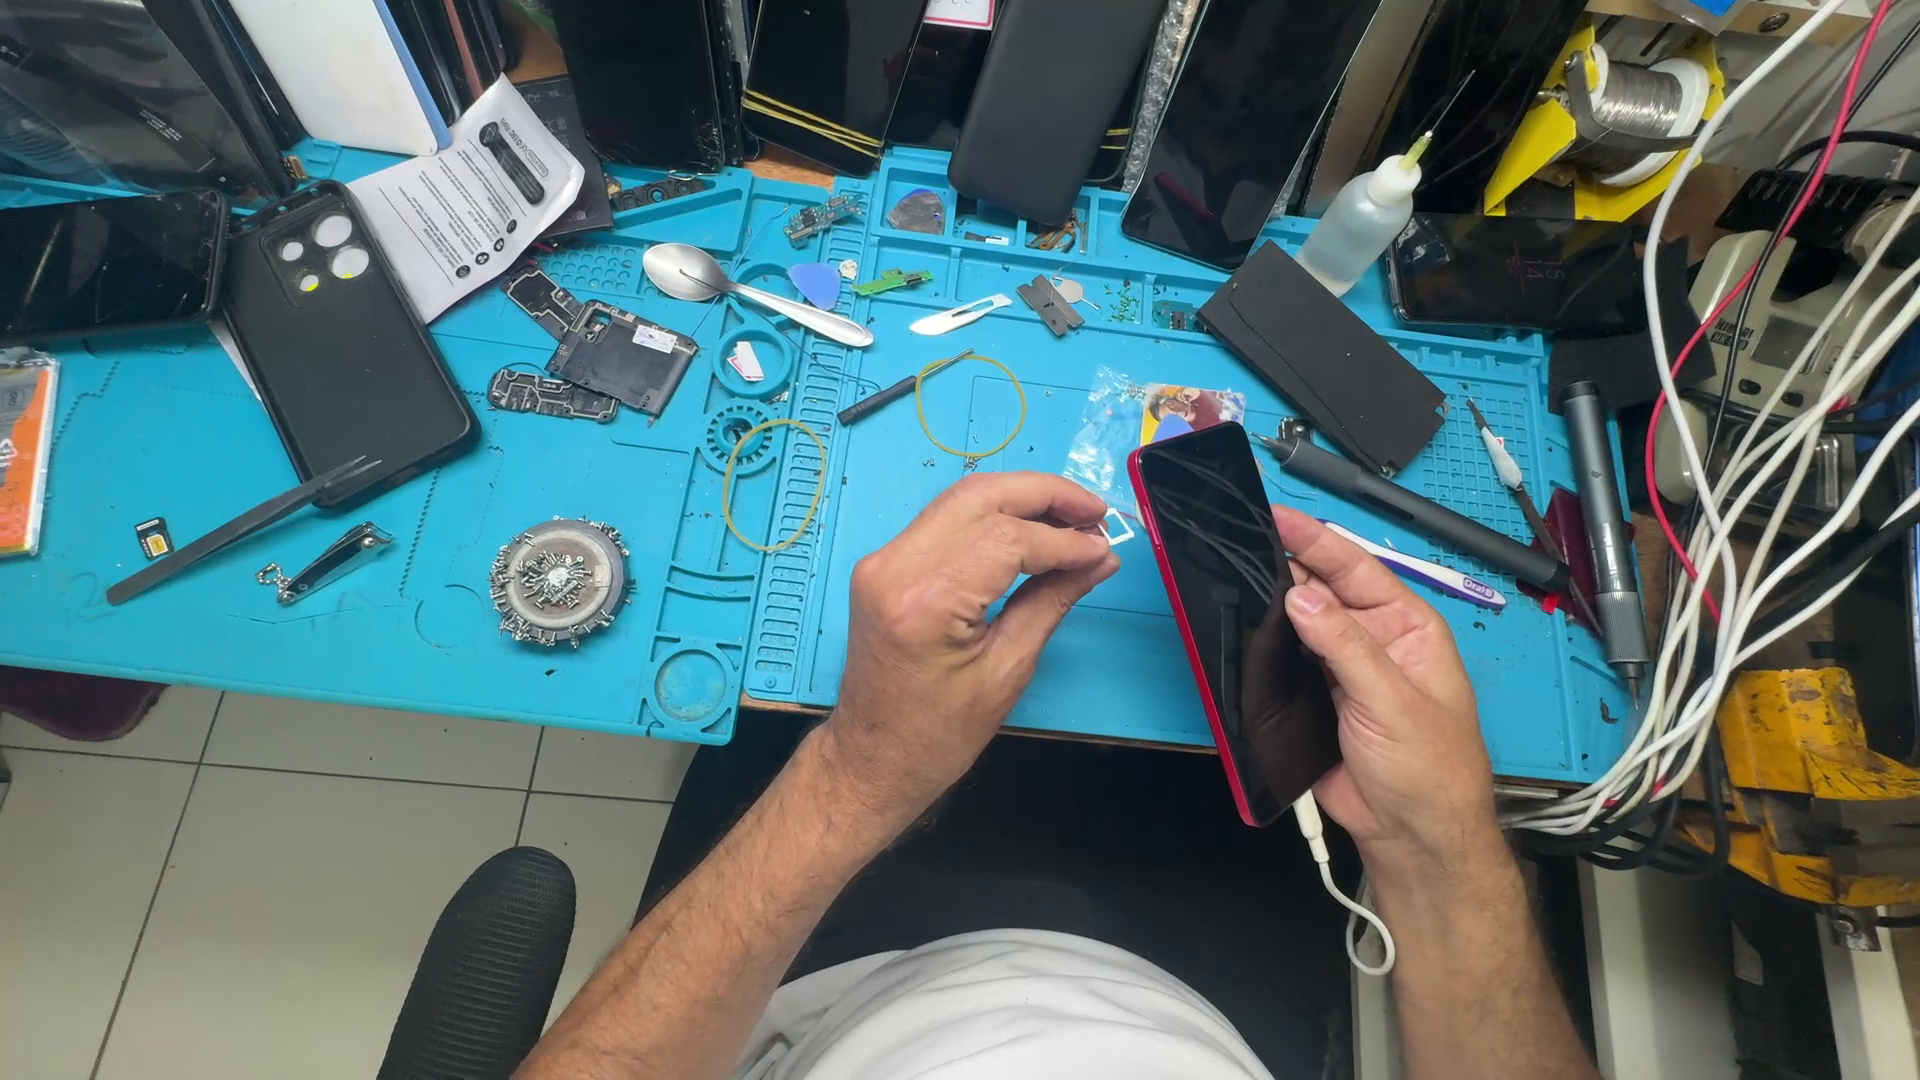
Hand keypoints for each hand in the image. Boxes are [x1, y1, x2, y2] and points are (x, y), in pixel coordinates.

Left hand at [824, 473, 1119, 824]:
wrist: (872, 758)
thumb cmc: (938, 735)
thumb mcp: (1007, 671)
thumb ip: (1052, 601)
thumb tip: (1099, 558)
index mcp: (925, 601)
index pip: (1007, 538)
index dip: (1063, 539)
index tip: (1104, 547)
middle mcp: (895, 566)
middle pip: (980, 495)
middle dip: (1046, 493)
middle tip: (1097, 511)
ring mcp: (883, 560)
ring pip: (962, 498)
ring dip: (1022, 497)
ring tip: (1074, 515)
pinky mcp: (884, 564)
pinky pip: (946, 520)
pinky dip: (993, 515)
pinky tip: (1031, 528)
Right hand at [1272, 506, 1500, 877]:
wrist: (1407, 832)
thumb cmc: (1428, 767)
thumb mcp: (1392, 701)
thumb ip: (1346, 647)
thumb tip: (1300, 595)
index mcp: (1406, 627)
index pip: (1357, 570)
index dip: (1318, 541)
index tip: (1278, 517)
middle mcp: (1371, 637)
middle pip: (1323, 588)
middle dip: (1286, 562)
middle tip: (1242, 538)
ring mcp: (1338, 664)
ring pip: (1299, 619)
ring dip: (1270, 599)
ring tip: (1233, 570)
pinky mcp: (1311, 690)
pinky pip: (1284, 653)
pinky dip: (1264, 637)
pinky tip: (1241, 621)